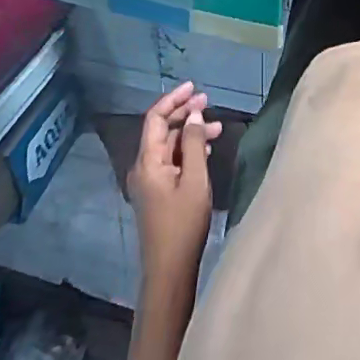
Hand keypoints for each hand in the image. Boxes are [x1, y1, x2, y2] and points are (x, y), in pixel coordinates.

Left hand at [127, 81, 222, 285]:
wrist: (169, 271)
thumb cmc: (183, 225)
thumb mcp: (195, 181)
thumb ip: (193, 144)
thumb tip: (193, 115)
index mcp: (147, 160)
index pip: (155, 118)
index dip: (173, 99)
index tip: (193, 87)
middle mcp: (143, 166)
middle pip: (161, 130)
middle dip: (183, 114)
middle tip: (208, 102)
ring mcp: (149, 180)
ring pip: (168, 146)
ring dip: (189, 133)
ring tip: (216, 127)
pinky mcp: (157, 193)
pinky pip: (170, 161)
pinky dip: (186, 150)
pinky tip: (205, 148)